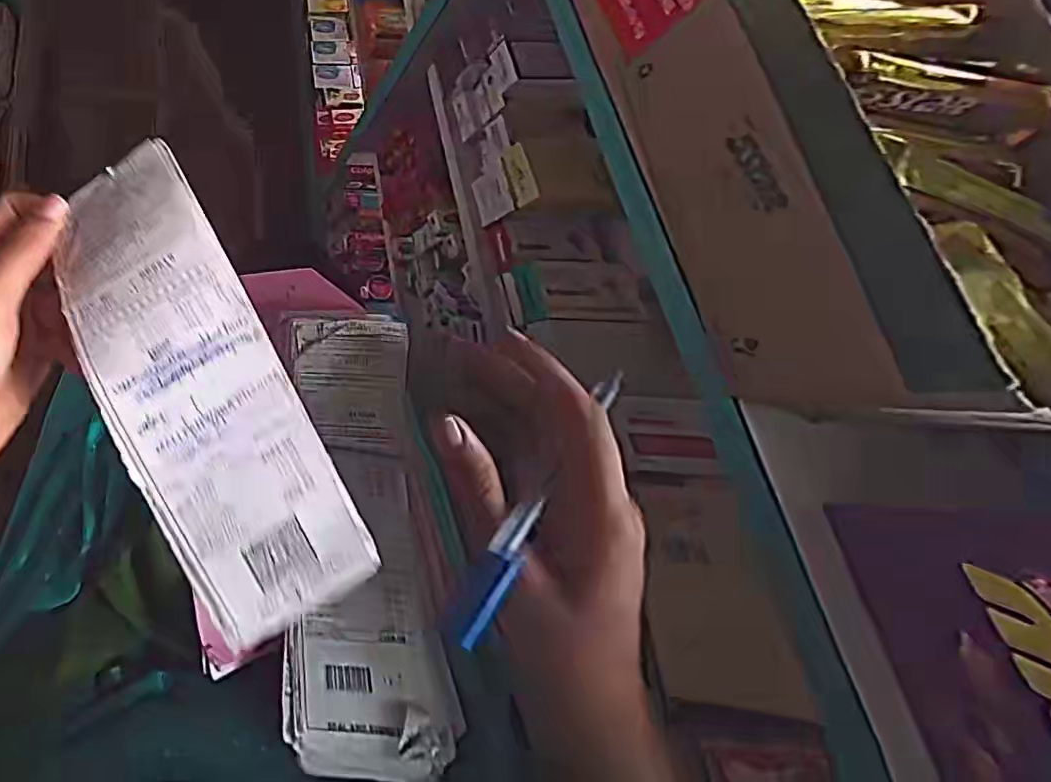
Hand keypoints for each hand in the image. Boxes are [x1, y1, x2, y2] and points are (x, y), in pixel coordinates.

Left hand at [0, 192, 73, 478]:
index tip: (74, 218)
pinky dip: (77, 331)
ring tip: (95, 299)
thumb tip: (53, 211)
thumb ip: (23, 253)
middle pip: (38, 254)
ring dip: (75, 296)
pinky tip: (87, 335)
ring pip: (56, 292)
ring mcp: (14, 320)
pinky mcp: (34, 350)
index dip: (40, 211)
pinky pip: (64, 329)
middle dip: (67, 255)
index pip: (9, 217)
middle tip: (95, 257)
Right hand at [428, 330, 668, 779]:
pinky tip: (474, 419)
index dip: (543, 374)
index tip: (503, 342)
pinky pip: (539, 461)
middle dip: (514, 380)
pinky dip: (506, 433)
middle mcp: (602, 500)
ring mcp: (588, 508)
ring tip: (461, 372)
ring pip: (550, 437)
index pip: (579, 422)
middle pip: (562, 422)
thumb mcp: (507, 567)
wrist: (588, 708)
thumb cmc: (555, 650)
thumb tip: (448, 425)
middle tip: (460, 352)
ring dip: (508, 401)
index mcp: (601, 510)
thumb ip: (480, 491)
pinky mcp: (570, 519)